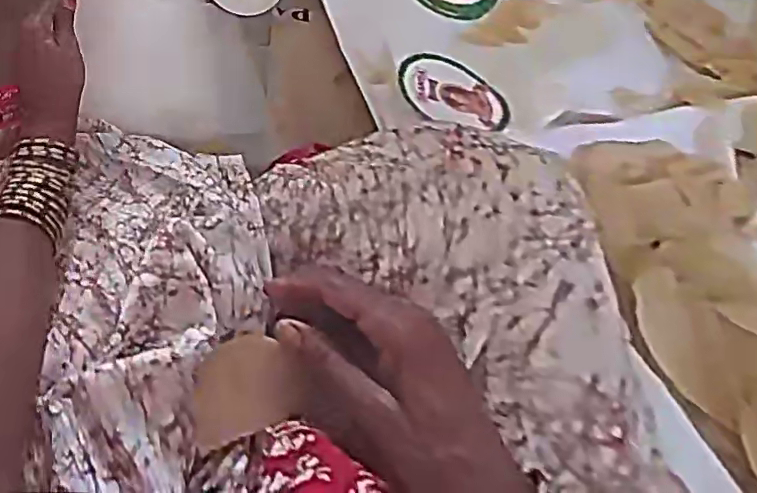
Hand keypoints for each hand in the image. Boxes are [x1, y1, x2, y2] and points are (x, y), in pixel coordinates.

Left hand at [15, 0, 83, 142]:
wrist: (48, 117)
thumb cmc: (62, 84)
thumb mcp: (70, 47)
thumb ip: (65, 21)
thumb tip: (66, 0)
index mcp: (33, 27)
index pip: (48, 3)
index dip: (63, 3)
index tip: (74, 5)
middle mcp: (21, 36)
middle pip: (40, 16)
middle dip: (55, 16)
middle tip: (73, 23)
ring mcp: (18, 50)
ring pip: (36, 30)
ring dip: (50, 31)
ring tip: (67, 40)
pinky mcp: (20, 64)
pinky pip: (33, 44)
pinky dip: (45, 44)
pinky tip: (56, 54)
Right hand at [268, 267, 530, 492]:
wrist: (489, 489)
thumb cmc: (435, 458)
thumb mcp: (376, 416)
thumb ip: (330, 365)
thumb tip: (287, 327)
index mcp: (401, 327)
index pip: (340, 288)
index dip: (300, 284)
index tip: (268, 289)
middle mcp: (411, 315)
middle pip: (349, 286)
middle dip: (308, 288)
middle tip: (272, 300)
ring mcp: (419, 326)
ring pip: (359, 297)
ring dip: (324, 300)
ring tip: (290, 312)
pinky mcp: (422, 342)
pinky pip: (372, 313)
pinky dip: (343, 314)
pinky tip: (324, 328)